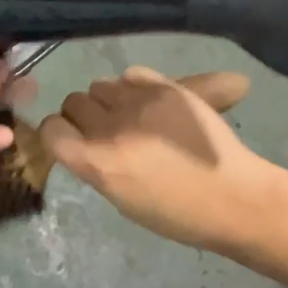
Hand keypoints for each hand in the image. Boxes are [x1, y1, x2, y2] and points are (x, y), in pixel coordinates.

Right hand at [41, 66, 278, 252]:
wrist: (235, 199)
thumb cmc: (178, 214)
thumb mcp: (121, 199)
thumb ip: (95, 165)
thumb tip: (82, 140)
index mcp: (97, 163)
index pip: (52, 129)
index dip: (58, 132)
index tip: (72, 139)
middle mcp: (111, 128)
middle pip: (74, 101)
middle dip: (84, 115)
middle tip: (106, 130)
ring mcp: (139, 103)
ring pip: (100, 85)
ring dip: (108, 99)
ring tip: (130, 116)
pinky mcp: (165, 88)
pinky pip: (131, 74)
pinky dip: (133, 86)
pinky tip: (149, 104)